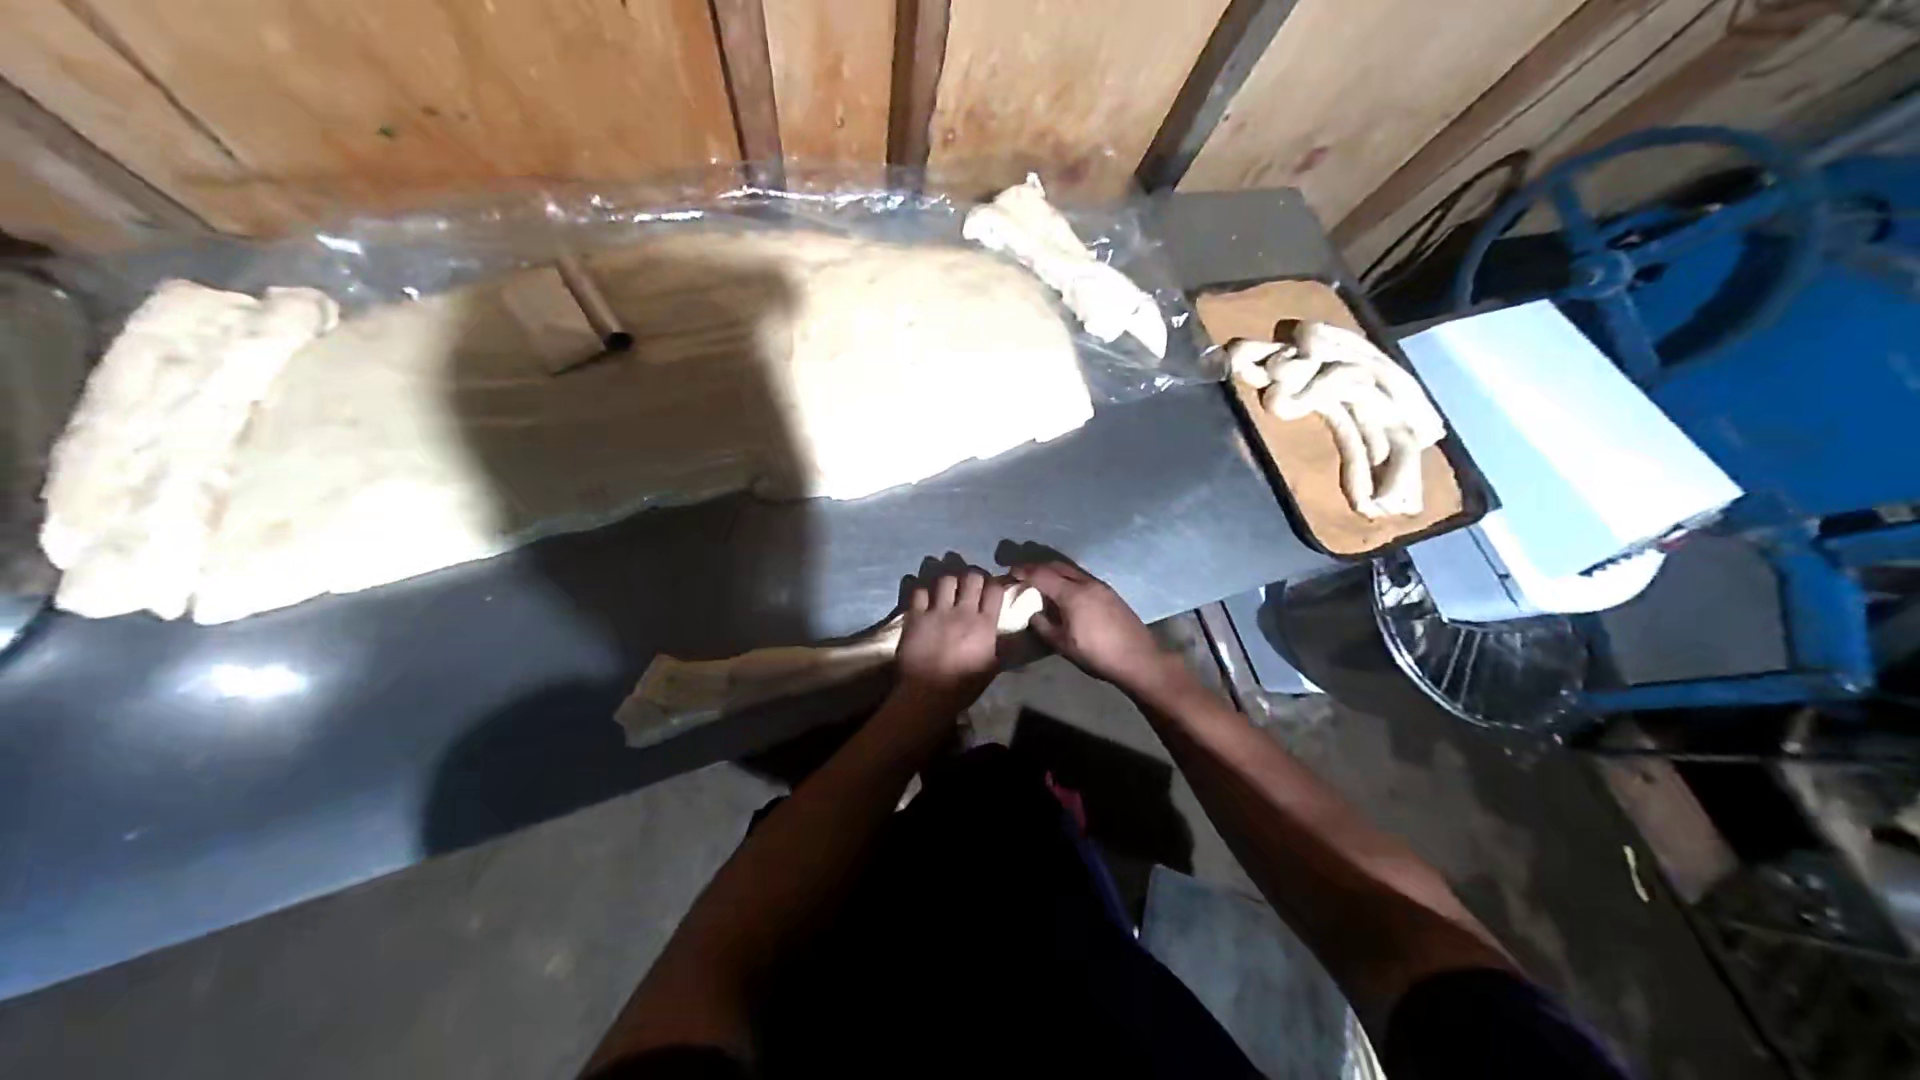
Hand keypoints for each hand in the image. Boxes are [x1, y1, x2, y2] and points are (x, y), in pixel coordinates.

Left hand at [894, 570, 1005, 709]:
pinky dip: (923, 592)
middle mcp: (962, 612)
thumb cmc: (963, 685)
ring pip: (945, 579)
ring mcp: (936, 612)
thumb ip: (1003, 647)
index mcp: (984, 624)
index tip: (991, 589)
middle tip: (970, 586)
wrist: (928, 694)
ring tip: (948, 591)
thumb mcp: (992, 668)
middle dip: (973, 577)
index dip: (994, 584)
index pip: (994, 589)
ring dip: (949, 582)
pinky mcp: (915, 616)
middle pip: (971, 577)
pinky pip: (919, 591)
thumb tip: (1016, 636)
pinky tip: (926, 600)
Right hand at [1010, 562, 1180, 695]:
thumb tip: (1033, 613)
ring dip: (1053, 571)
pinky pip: (1082, 577)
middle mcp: (1086, 583)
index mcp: (1072, 594)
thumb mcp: (1062, 644)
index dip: (1023, 571)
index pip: (1041, 574)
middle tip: (1022, 573)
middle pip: (1056, 566)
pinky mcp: (1110, 592)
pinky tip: (1064, 590)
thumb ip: (1043, 626)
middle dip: (1037, 566)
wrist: (1138, 658)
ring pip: (1071, 570)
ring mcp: (1100, 585)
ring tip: (1041, 580)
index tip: (1010, 571)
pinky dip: (1067, 578)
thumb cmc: (1097, 654)